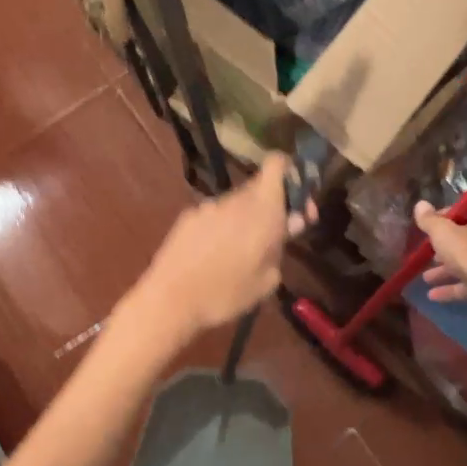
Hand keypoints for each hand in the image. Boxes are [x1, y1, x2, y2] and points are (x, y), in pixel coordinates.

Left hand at [130, 153, 294, 336]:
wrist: (170, 300)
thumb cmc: (226, 294)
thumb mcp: (267, 282)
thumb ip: (280, 248)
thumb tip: (287, 227)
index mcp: (263, 211)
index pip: (277, 165)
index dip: (290, 173)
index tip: (296, 201)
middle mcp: (236, 201)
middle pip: (259, 189)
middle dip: (270, 208)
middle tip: (272, 238)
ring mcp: (209, 207)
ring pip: (235, 205)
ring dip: (244, 221)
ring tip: (238, 255)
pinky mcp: (188, 217)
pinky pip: (214, 217)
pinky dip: (220, 229)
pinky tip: (212, 256)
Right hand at [414, 201, 466, 304]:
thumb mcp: (443, 233)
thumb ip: (430, 220)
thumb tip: (420, 204)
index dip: (446, 218)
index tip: (430, 227)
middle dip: (445, 249)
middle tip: (429, 255)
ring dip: (446, 270)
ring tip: (426, 279)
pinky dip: (454, 287)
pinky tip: (433, 296)